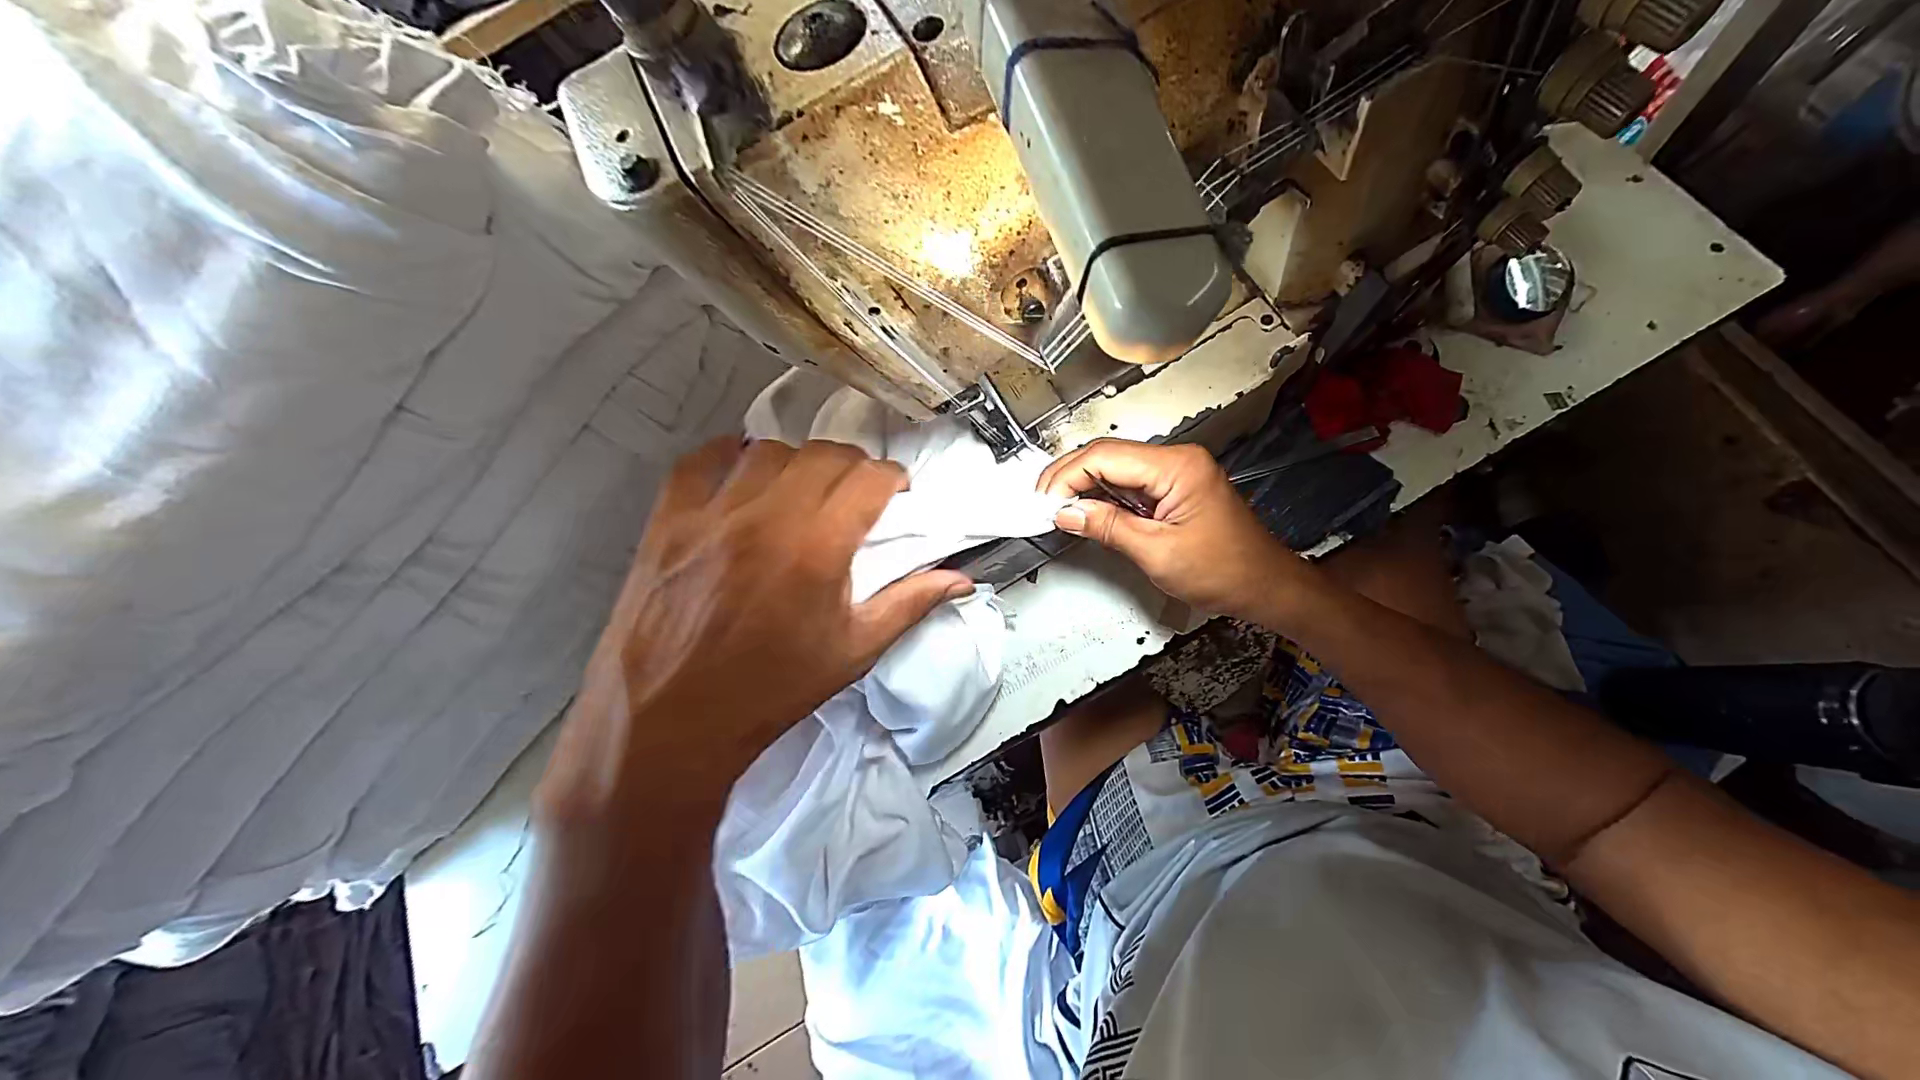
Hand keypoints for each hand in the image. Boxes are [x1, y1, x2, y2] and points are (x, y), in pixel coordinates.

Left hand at [538, 438, 973, 831]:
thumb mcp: (852, 652)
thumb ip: (909, 604)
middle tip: (855, 494)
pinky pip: (702, 460)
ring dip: (797, 462)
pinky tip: (743, 476)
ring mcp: (712, 514)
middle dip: (852, 466)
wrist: (671, 721)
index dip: (892, 478)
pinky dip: (729, 457)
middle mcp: (767, 518)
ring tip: (800, 490)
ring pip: (767, 451)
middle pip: (823, 455)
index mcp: (818, 550)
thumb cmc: (771, 690)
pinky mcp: (668, 520)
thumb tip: (960, 580)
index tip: (895, 494)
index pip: (869, 479)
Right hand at [1038, 439, 1312, 621]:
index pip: (1105, 456)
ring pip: (1114, 468)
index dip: (1068, 477)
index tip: (1047, 502)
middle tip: (1045, 503)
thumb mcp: (1157, 552)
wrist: (1264, 585)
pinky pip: (1127, 484)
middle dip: (1070, 477)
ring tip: (1059, 509)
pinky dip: (1102, 497)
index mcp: (1178, 467)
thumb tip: (1069, 512)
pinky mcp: (1172, 488)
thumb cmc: (1229, 570)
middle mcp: (1178, 461)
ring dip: (1083, 487)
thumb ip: (1107, 527)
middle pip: (1106, 455)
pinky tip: (1086, 511)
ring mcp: (1175, 473)